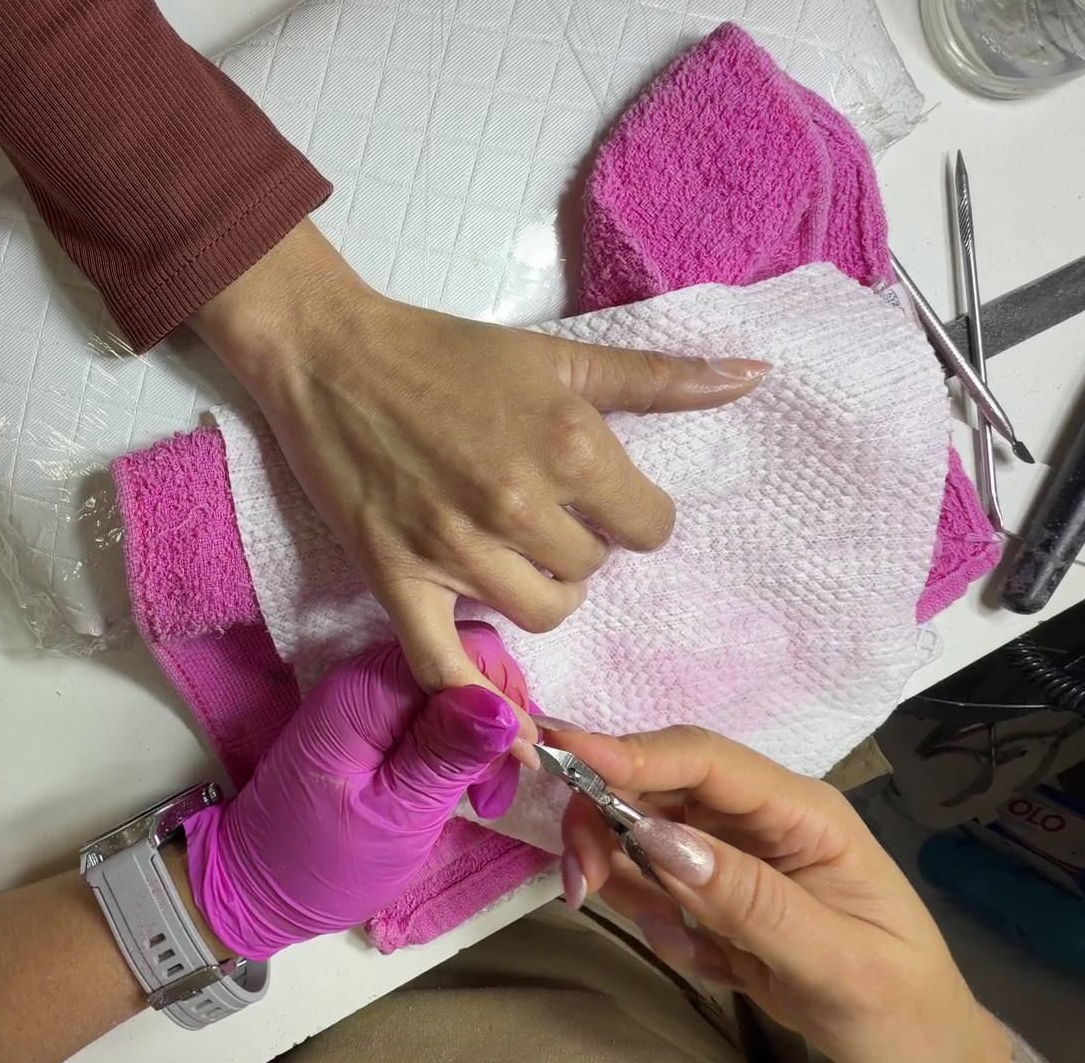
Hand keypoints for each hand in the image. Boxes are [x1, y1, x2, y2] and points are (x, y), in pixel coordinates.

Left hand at [183, 623, 529, 959]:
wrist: (260, 882)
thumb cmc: (322, 860)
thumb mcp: (395, 816)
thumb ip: (444, 755)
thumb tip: (501, 705)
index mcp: (367, 691)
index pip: (459, 650)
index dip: (502, 696)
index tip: (515, 761)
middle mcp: (368, 678)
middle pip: (461, 663)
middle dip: (497, 722)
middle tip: (495, 791)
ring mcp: (371, 697)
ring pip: (454, 689)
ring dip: (482, 741)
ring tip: (483, 799)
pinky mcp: (376, 721)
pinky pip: (434, 713)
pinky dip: (460, 749)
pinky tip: (467, 791)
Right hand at [191, 221, 768, 692]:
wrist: (332, 357)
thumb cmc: (441, 351)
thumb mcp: (555, 355)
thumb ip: (656, 376)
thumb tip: (752, 377)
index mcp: (570, 447)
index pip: (648, 528)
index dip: (628, 515)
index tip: (596, 500)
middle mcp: (518, 507)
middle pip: (591, 573)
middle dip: (575, 548)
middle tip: (535, 516)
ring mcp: (454, 551)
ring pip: (539, 614)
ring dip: (537, 591)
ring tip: (509, 560)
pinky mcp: (397, 579)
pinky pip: (442, 663)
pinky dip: (476, 702)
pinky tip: (507, 734)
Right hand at [553, 725, 1012, 1062]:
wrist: (918, 1061)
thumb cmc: (902, 1010)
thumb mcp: (842, 964)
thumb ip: (750, 899)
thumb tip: (654, 837)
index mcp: (798, 811)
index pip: (704, 758)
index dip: (630, 750)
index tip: (565, 753)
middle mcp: (750, 813)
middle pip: (650, 785)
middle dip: (605, 823)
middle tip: (581, 880)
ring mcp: (721, 845)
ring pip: (630, 828)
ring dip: (624, 879)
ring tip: (679, 943)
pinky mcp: (699, 879)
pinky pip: (637, 876)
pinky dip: (644, 912)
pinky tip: (697, 954)